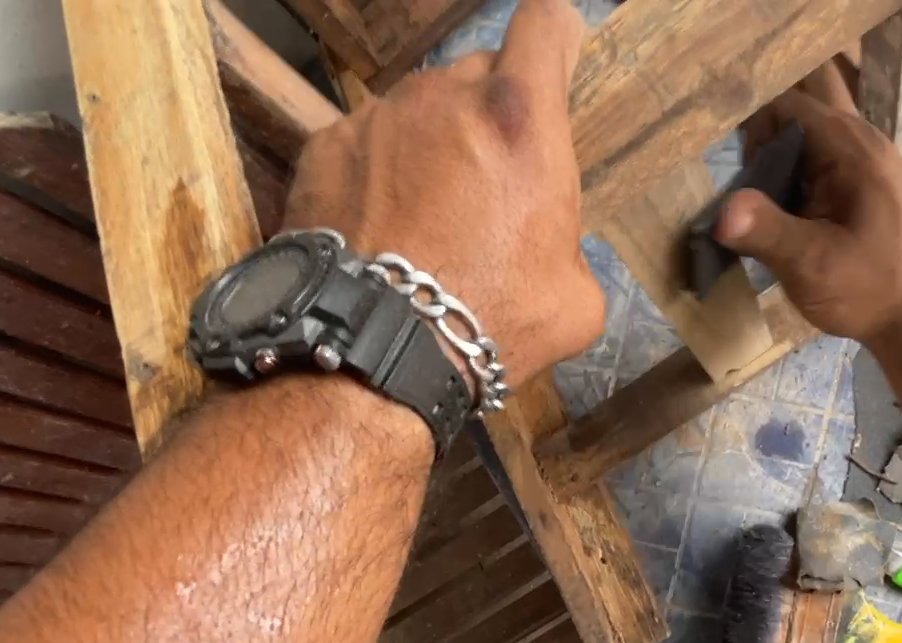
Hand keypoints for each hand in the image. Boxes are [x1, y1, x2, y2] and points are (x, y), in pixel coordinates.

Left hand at [284, 0, 604, 386]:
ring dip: (433, 146)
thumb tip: (552, 250)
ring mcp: (378, 117)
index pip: (544, 24)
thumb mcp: (576, 303)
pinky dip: (379, 173)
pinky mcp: (325, 147)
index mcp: (519, 122)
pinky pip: (366, 143)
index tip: (555, 55)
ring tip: (426, 219)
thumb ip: (574, 250)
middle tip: (490, 183)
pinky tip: (381, 229)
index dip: (555, 35)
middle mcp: (445, 96)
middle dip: (491, 115)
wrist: (380, 350)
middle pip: (479, 73)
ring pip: (419, 109)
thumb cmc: (493, 323)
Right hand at [715, 64, 901, 343]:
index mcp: (850, 147)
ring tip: (755, 210)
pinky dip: (791, 185)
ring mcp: (863, 167)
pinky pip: (816, 169)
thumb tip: (719, 212)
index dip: (752, 128)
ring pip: (805, 143)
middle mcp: (859, 144)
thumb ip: (766, 231)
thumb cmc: (873, 289)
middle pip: (798, 115)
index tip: (732, 171)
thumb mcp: (812, 264)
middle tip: (746, 185)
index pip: (787, 104)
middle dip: (764, 140)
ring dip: (776, 167)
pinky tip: (778, 222)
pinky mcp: (860, 192)